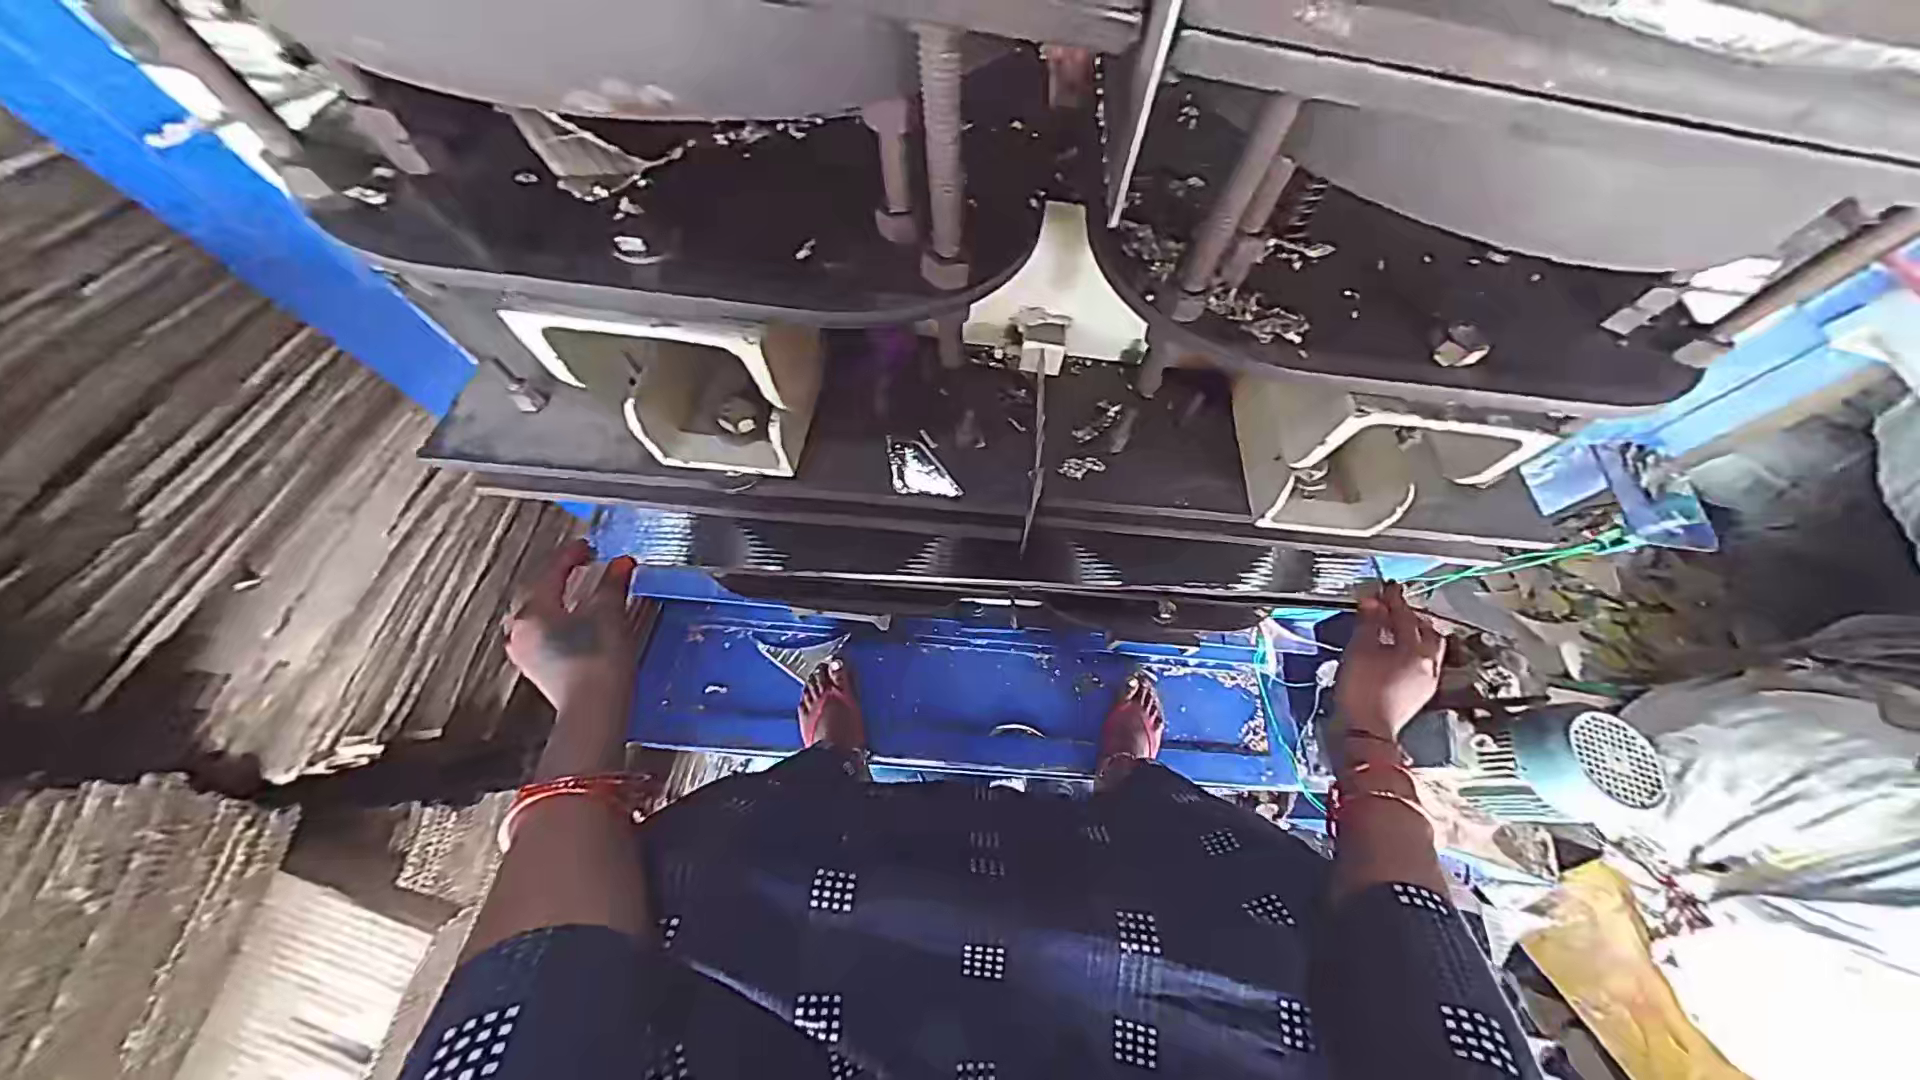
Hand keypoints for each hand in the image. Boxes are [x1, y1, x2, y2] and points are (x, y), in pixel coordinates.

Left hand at [504, 539, 641, 709]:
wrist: (594, 710)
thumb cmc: (597, 661)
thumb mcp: (609, 613)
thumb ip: (613, 583)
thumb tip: (620, 563)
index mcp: (532, 612)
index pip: (551, 572)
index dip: (571, 555)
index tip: (586, 546)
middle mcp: (522, 631)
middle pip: (540, 593)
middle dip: (563, 578)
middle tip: (582, 565)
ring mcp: (528, 653)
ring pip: (541, 616)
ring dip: (562, 601)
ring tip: (582, 593)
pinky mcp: (541, 670)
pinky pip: (547, 635)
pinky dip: (563, 621)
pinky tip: (579, 623)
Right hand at [1332, 583, 1444, 736]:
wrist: (1365, 731)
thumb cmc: (1362, 692)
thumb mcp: (1359, 650)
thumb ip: (1368, 624)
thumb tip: (1372, 603)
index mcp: (1416, 651)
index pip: (1406, 617)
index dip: (1394, 600)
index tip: (1387, 589)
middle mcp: (1428, 665)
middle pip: (1426, 632)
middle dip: (1410, 618)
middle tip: (1392, 608)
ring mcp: (1425, 682)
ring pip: (1425, 649)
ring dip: (1411, 635)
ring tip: (1392, 629)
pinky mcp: (1416, 695)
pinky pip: (1419, 665)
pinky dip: (1407, 652)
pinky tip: (1392, 654)